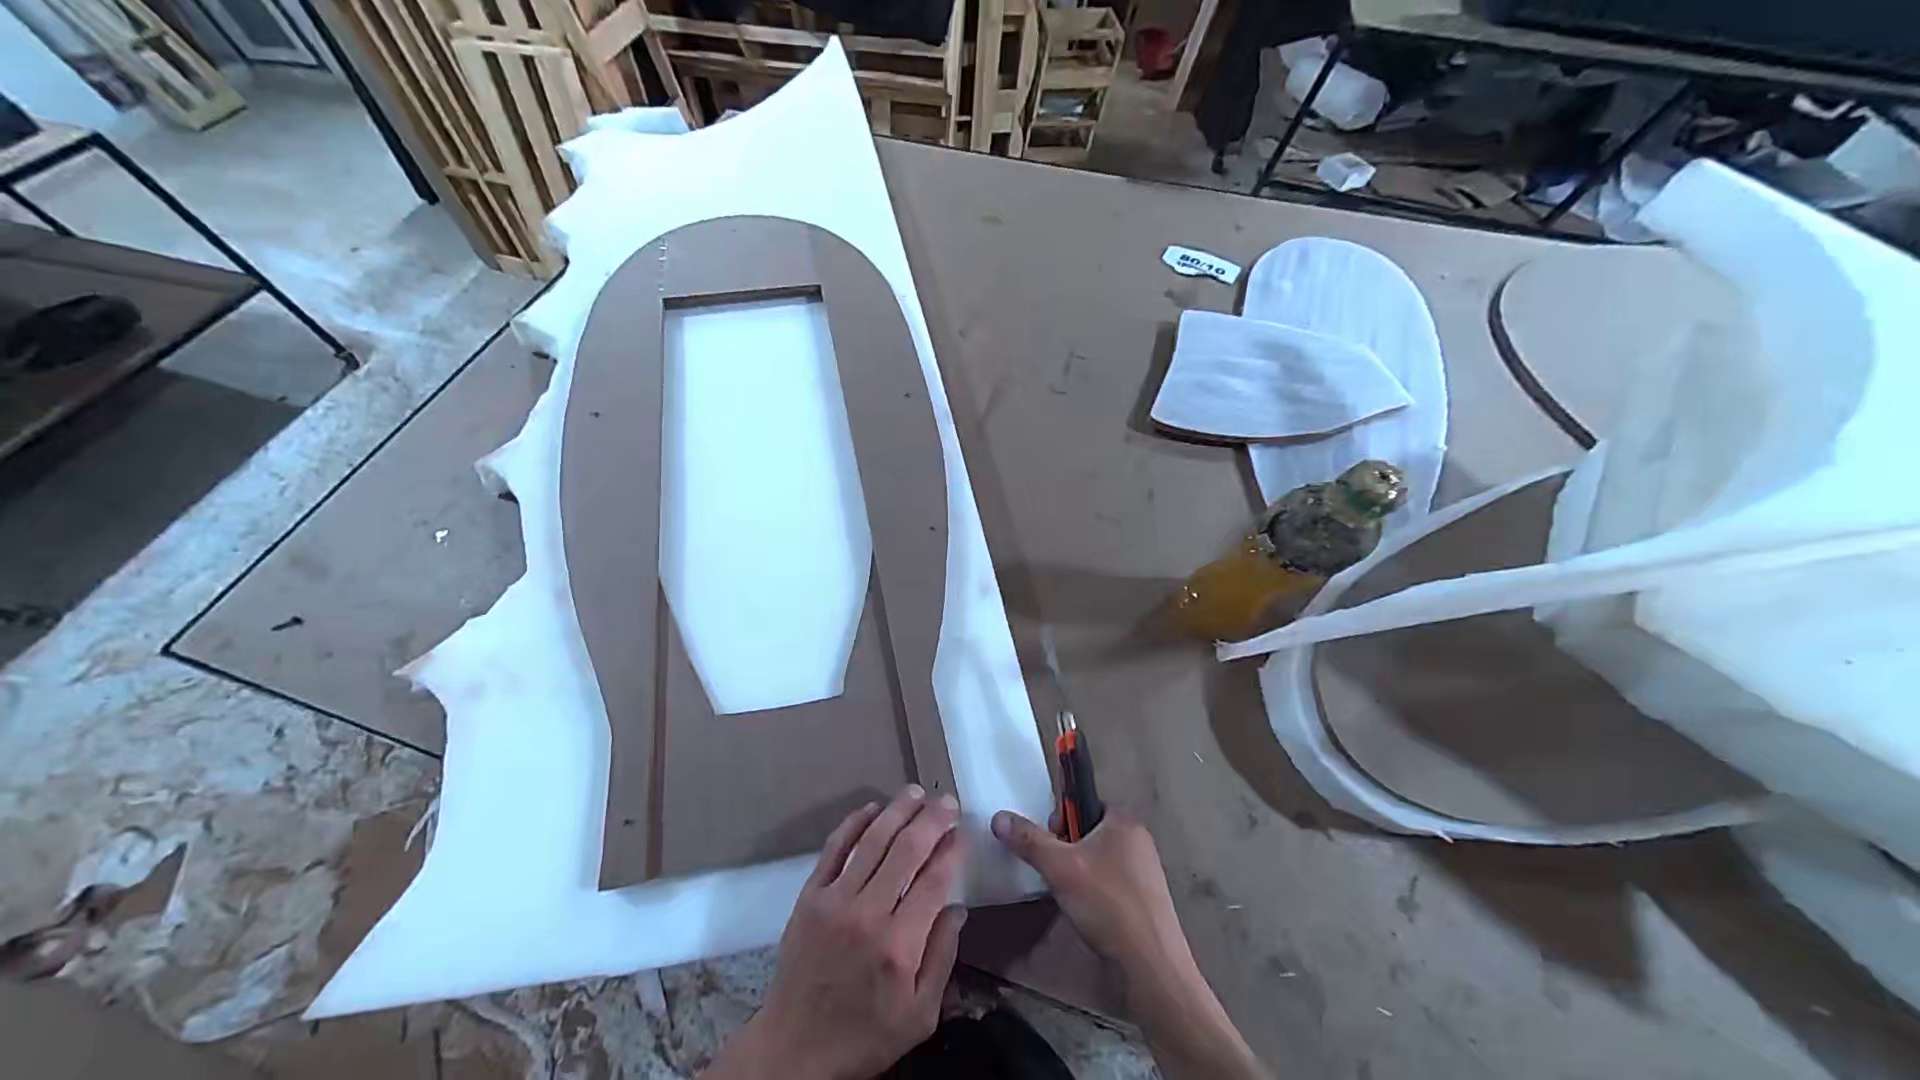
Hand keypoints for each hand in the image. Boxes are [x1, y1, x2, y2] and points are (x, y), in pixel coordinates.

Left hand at [706, 785, 968, 1079]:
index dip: (952, 851)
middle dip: (931, 820)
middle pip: (906, 850)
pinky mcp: (809, 897)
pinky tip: (872, 809)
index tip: (962, 833)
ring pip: (872, 841)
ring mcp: (834, 901)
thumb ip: (942, 958)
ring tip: (915, 793)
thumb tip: (957, 909)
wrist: (795, 1048)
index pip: (934, 881)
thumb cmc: (864, 1034)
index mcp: (900, 945)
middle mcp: (868, 914)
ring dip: (897, 812)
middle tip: (947, 801)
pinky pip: (833, 849)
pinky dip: (853, 824)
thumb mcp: (919, 1015)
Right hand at [990, 809, 1191, 979]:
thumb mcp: (1059, 867)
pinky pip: (1110, 883)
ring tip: (1069, 895)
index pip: (1084, 802)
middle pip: (1089, 831)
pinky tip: (1086, 912)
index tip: (1051, 842)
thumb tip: (999, 817)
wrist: (1150, 965)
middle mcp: (1138, 841)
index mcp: (1124, 822)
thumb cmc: (1106, 903)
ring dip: (1078, 872)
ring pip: (1098, 859)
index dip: (1061, 818)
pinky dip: (1094, 891)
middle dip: (1067, 849)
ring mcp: (1145, 872)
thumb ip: (1028, 840)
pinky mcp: (1145, 900)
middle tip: (1057, 871)